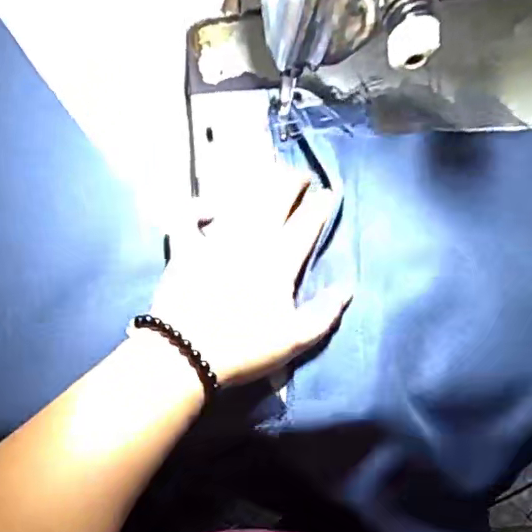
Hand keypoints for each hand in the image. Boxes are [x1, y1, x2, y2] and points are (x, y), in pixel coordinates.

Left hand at [143, 169, 350, 386]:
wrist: (186, 353)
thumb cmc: (244, 349)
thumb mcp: (294, 340)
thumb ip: (324, 313)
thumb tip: (346, 287)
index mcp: (280, 260)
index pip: (308, 220)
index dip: (322, 204)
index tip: (328, 195)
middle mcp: (250, 239)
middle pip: (276, 195)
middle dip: (293, 180)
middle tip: (301, 178)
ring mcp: (214, 239)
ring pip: (239, 199)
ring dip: (256, 187)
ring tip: (266, 184)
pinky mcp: (184, 248)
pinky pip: (188, 216)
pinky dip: (198, 208)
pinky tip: (208, 210)